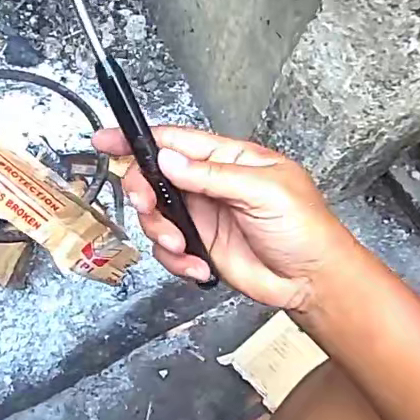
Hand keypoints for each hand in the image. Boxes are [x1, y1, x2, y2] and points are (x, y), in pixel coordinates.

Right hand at [92, 125, 356, 311]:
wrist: (313, 280)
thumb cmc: (305, 229)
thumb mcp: (264, 192)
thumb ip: (212, 175)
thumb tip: (169, 159)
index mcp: (226, 159)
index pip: (173, 140)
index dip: (137, 139)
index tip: (107, 139)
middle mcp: (207, 184)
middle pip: (153, 178)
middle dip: (144, 193)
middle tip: (149, 207)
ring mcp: (201, 216)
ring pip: (154, 216)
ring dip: (161, 233)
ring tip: (183, 246)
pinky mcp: (198, 245)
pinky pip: (166, 249)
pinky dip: (176, 261)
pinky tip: (199, 265)